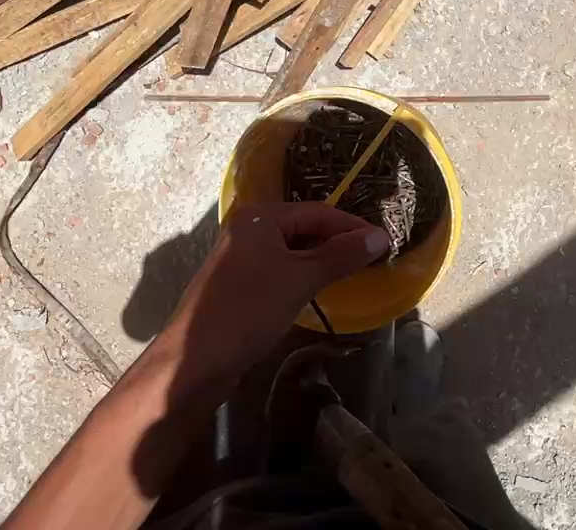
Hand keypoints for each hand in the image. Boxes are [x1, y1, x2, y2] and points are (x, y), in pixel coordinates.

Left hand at [162, 202, 388, 385]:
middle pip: (303, 228)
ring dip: (321, 260)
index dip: (351, 226)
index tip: (383, 242)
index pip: (317, 212)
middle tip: (371, 259)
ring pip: (292, 250)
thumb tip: (379, 236)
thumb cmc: (247, 311)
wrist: (192, 363)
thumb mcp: (300, 279)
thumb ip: (340, 256)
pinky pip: (279, 269)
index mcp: (259, 217)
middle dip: (337, 242)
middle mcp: (248, 229)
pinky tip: (317, 291)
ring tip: (352, 274)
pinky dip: (302, 275)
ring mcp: (240, 258)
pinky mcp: (238, 285)